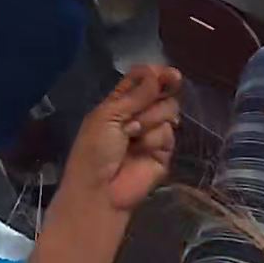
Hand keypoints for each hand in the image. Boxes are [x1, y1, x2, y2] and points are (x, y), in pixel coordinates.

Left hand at [57, 65, 181, 212]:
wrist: (101, 189)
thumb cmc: (95, 148)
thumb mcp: (108, 115)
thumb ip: (135, 95)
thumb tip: (157, 74)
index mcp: (119, 102)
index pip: (141, 80)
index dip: (153, 74)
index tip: (166, 73)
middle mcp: (138, 113)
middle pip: (161, 92)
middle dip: (156, 94)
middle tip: (147, 102)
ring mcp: (152, 132)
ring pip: (168, 110)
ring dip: (149, 119)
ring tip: (132, 133)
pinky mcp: (164, 151)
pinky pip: (168, 133)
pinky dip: (154, 139)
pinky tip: (141, 149)